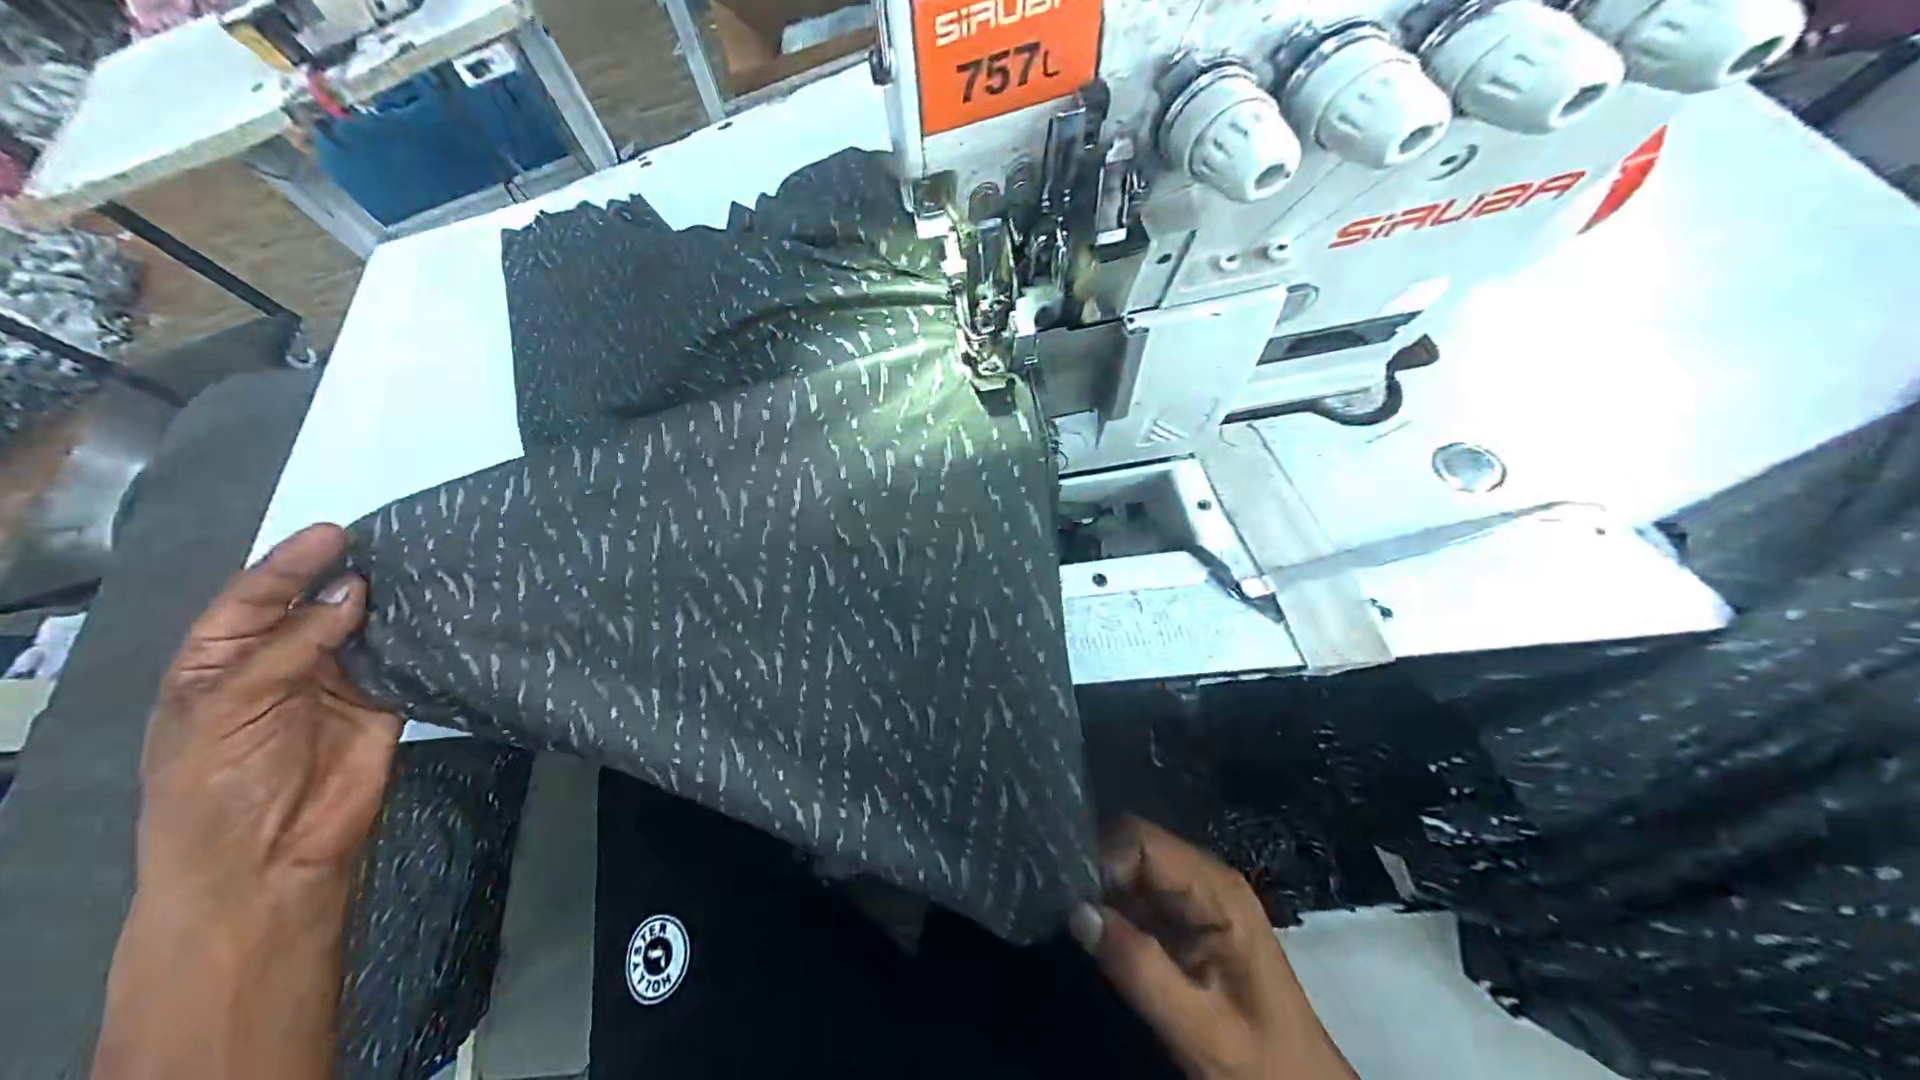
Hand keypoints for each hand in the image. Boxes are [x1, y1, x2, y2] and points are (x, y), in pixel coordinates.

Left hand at [93, 523, 399, 1079]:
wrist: (270, 858)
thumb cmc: (218, 783)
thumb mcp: (230, 707)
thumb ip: (293, 645)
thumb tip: (355, 588)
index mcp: (221, 659)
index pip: (253, 598)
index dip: (290, 564)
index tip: (335, 533)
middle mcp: (282, 661)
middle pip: (314, 604)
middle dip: (342, 572)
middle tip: (389, 537)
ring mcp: (338, 679)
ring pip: (364, 626)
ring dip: (387, 599)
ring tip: (422, 561)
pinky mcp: (387, 700)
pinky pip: (403, 658)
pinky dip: (419, 634)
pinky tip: (439, 607)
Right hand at [1070, 817, 1357, 1079]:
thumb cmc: (1261, 1061)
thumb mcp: (1199, 1028)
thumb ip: (1139, 969)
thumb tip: (1077, 912)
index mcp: (1216, 890)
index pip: (1141, 839)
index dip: (1102, 858)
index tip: (1069, 895)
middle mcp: (1204, 880)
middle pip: (1133, 848)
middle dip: (1095, 872)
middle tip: (1060, 907)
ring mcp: (1195, 900)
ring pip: (1130, 871)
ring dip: (1099, 892)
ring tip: (1068, 919)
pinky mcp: (1185, 923)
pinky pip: (1137, 899)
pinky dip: (1110, 911)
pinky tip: (1089, 933)